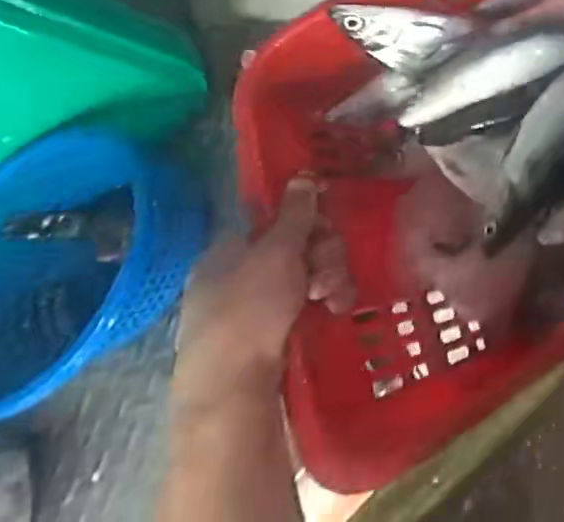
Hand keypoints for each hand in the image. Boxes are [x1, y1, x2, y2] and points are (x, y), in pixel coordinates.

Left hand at [173, 177, 354, 405]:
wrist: (234, 388)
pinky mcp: (274, 328)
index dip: (307, 219)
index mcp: (227, 251)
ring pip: (311, 271)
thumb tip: (303, 175)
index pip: (276, 219)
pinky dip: (328, 299)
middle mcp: (239, 273)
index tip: (327, 226)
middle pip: (299, 244)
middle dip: (325, 252)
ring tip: (332, 296)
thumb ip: (295, 214)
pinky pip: (311, 300)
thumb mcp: (276, 254)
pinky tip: (335, 309)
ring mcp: (256, 302)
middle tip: (328, 269)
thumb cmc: (248, 311)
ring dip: (331, 276)